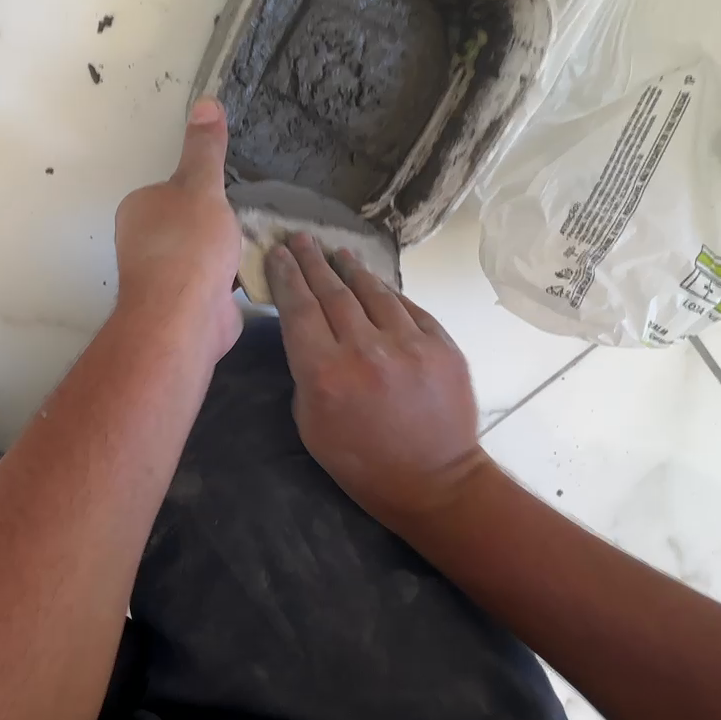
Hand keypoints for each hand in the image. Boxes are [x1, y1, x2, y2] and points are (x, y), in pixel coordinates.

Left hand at [113, 99, 241, 362]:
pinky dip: (234, 279)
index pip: (173, 191)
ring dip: (228, 254)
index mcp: (139, 210)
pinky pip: (215, 282)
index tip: (225, 196)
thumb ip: (205, 149)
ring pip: (204, 254)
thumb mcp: (201, 186)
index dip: (201, 192)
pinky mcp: (187, 303)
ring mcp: (164, 276)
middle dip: (217, 226)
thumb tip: (205, 101)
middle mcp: (144, 242)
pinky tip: (254, 274)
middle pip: (190, 223)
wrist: (186, 315)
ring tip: (255, 247)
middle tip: (245, 222)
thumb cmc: (188, 244)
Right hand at [264, 233, 486, 519]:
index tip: (278, 253)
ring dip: (350, 269)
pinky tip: (373, 283)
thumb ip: (306, 370)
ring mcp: (408, 345)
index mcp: (324, 371)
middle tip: (300, 239)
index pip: (299, 308)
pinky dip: (386, 292)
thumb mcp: (309, 420)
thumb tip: (309, 331)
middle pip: (332, 292)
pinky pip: (407, 308)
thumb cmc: (358, 459)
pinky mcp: (442, 346)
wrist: (433, 481)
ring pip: (372, 292)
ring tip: (336, 252)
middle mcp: (365, 350)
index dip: (287, 276)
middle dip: (312, 261)